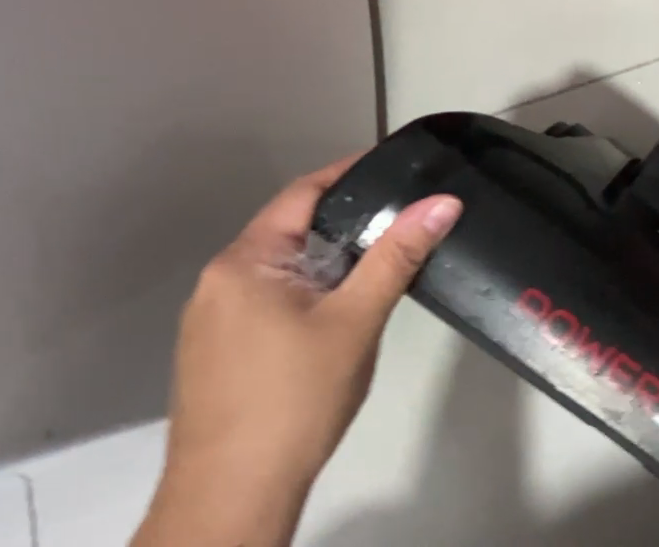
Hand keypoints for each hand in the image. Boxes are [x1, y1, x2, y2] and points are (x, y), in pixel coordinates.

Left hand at [134, 157, 462, 546]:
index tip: (402, 163)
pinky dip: (315, 288)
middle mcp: (220, 282)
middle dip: (351, 218)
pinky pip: (275, 298)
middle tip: (409, 211)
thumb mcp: (357, 318)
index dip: (351, 172)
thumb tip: (443, 201)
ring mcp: (215, 320)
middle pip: (294, 230)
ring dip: (335, 257)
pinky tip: (349, 305)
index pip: (303, 194)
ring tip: (391, 254)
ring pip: (286, 267)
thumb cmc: (294, 397)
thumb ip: (398, 254)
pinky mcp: (221, 352)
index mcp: (244, 263)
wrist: (232, 495)